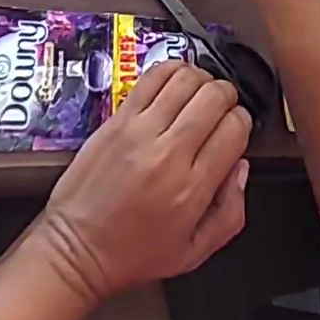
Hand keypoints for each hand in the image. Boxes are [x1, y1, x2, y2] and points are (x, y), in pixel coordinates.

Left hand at [29, 62, 250, 303]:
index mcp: (192, 189)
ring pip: (185, 79)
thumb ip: (231, 212)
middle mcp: (169, 153)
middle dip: (227, 94)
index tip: (237, 125)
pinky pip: (152, 77)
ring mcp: (141, 130)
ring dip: (202, 78)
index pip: (233, 130)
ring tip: (201, 89)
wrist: (77, 246)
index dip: (242, 120)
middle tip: (224, 104)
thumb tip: (242, 167)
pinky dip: (172, 68)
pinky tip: (177, 78)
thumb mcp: (195, 251)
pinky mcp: (119, 117)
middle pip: (213, 98)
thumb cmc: (135, 251)